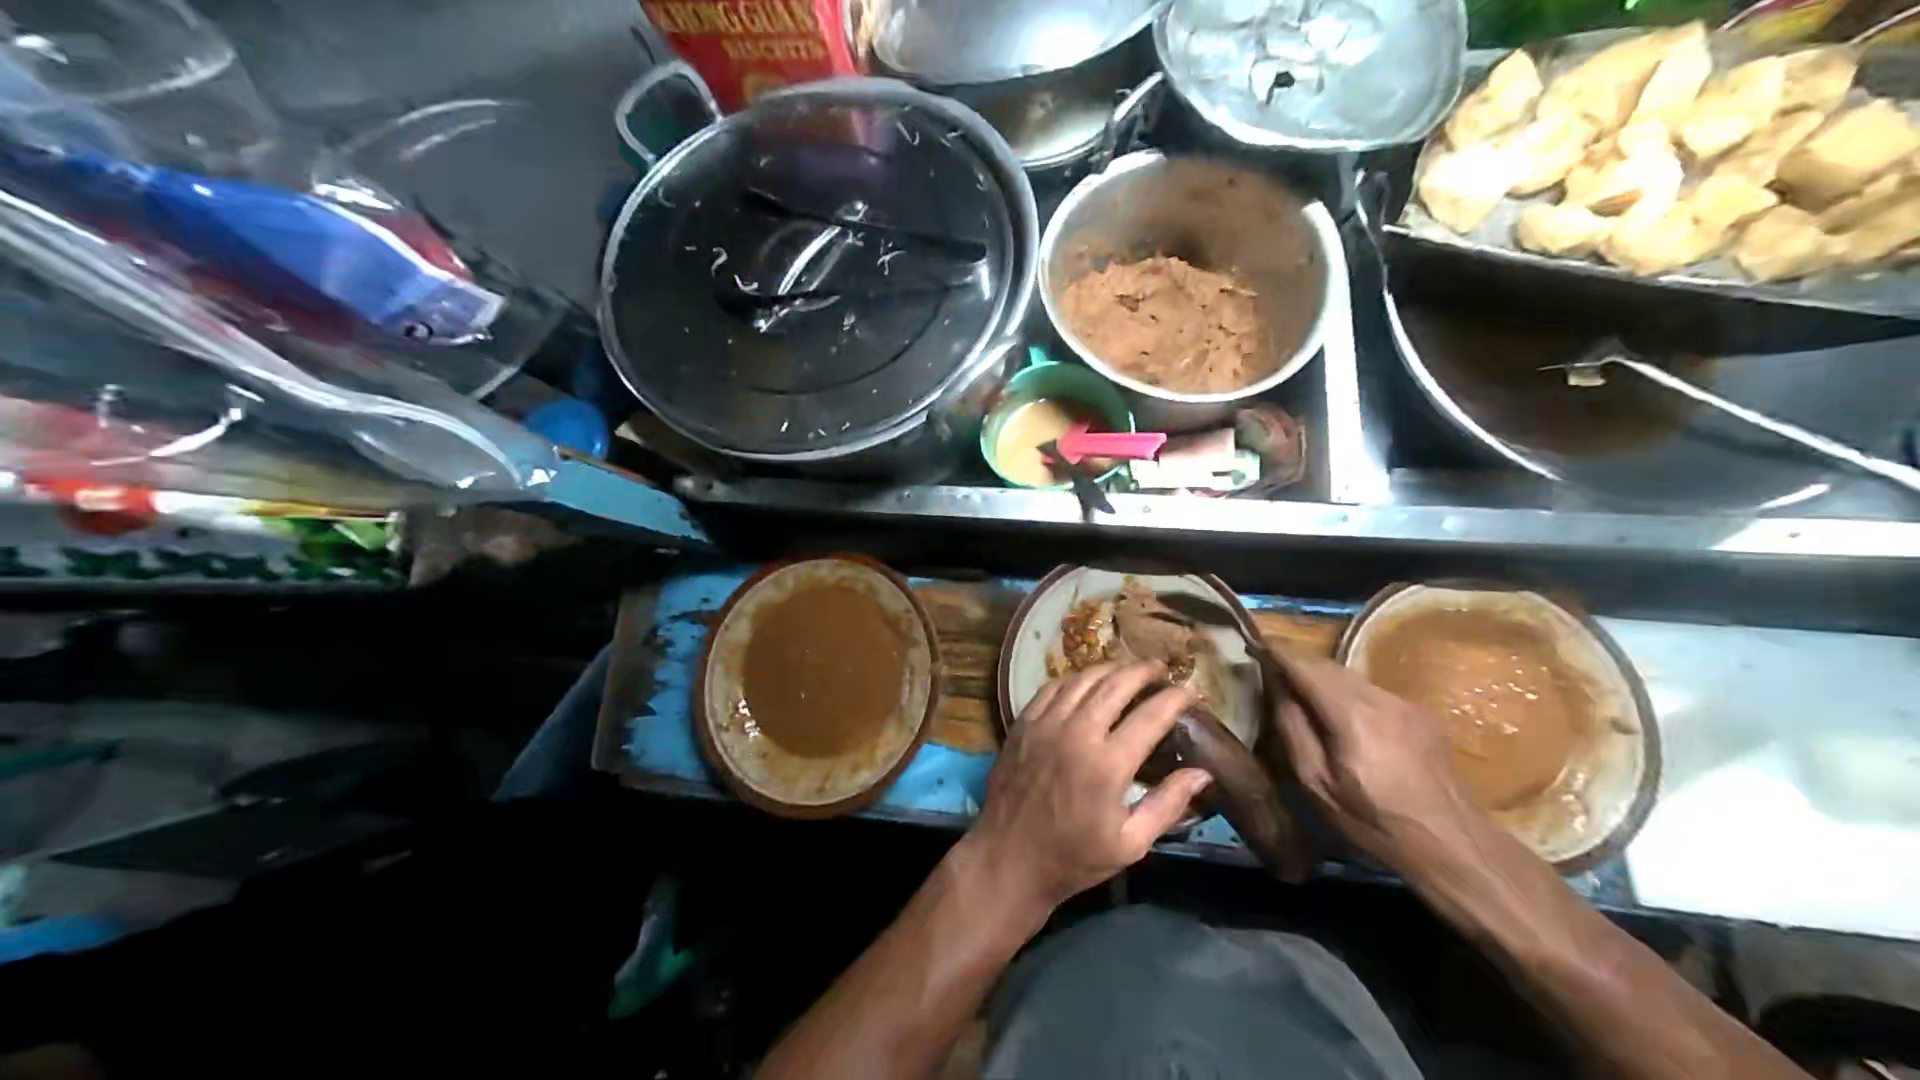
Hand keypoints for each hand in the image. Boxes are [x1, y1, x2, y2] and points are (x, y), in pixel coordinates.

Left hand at [964, 661, 1213, 913]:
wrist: (1008, 857)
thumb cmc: (1073, 857)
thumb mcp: (1130, 843)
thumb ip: (1168, 804)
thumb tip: (1202, 772)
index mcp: (1108, 764)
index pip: (1151, 715)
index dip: (1176, 698)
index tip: (1192, 691)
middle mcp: (1077, 733)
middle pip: (1116, 684)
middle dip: (1144, 671)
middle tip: (1162, 670)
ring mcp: (1046, 724)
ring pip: (1083, 679)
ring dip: (1111, 668)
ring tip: (1129, 669)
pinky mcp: (1023, 723)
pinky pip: (1052, 687)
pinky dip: (1076, 678)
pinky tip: (1087, 681)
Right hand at [1265, 647, 1489, 873]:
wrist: (1452, 845)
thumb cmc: (1372, 821)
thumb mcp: (1315, 782)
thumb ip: (1291, 728)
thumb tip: (1276, 687)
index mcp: (1352, 714)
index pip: (1304, 665)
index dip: (1275, 651)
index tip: (1251, 645)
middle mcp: (1380, 697)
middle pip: (1327, 664)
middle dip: (1295, 660)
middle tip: (1268, 665)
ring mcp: (1404, 702)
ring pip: (1349, 674)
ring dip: (1319, 675)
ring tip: (1298, 687)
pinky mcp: (1419, 712)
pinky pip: (1369, 689)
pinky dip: (1344, 689)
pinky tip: (1337, 710)